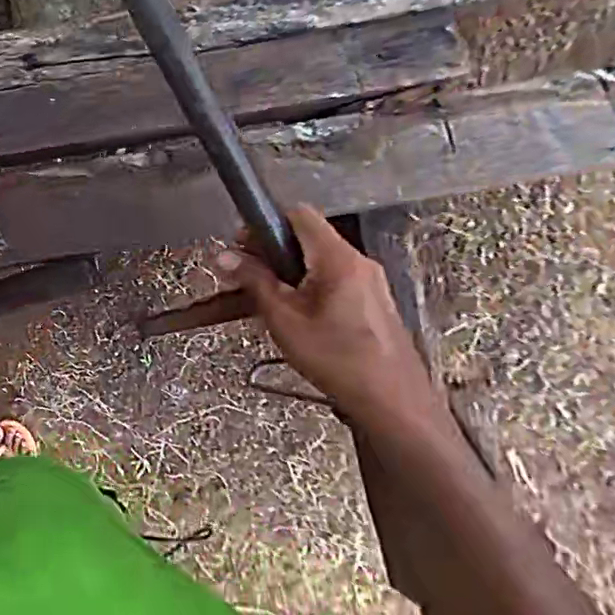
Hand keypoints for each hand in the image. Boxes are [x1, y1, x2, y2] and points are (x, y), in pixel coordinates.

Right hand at [213, 206, 438, 422]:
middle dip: (270, 251)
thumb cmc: (335, 357)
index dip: (265, 224)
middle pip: (307, 238)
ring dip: (284, 271)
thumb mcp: (283, 318)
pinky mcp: (370, 300)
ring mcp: (368, 281)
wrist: (389, 398)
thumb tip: (224, 256)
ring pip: (316, 260)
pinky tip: (289, 313)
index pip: (299, 216)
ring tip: (261, 298)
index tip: (241, 246)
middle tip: (242, 275)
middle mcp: (358, 262)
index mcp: (338, 259)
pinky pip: (330, 279)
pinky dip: (304, 286)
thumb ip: (254, 281)